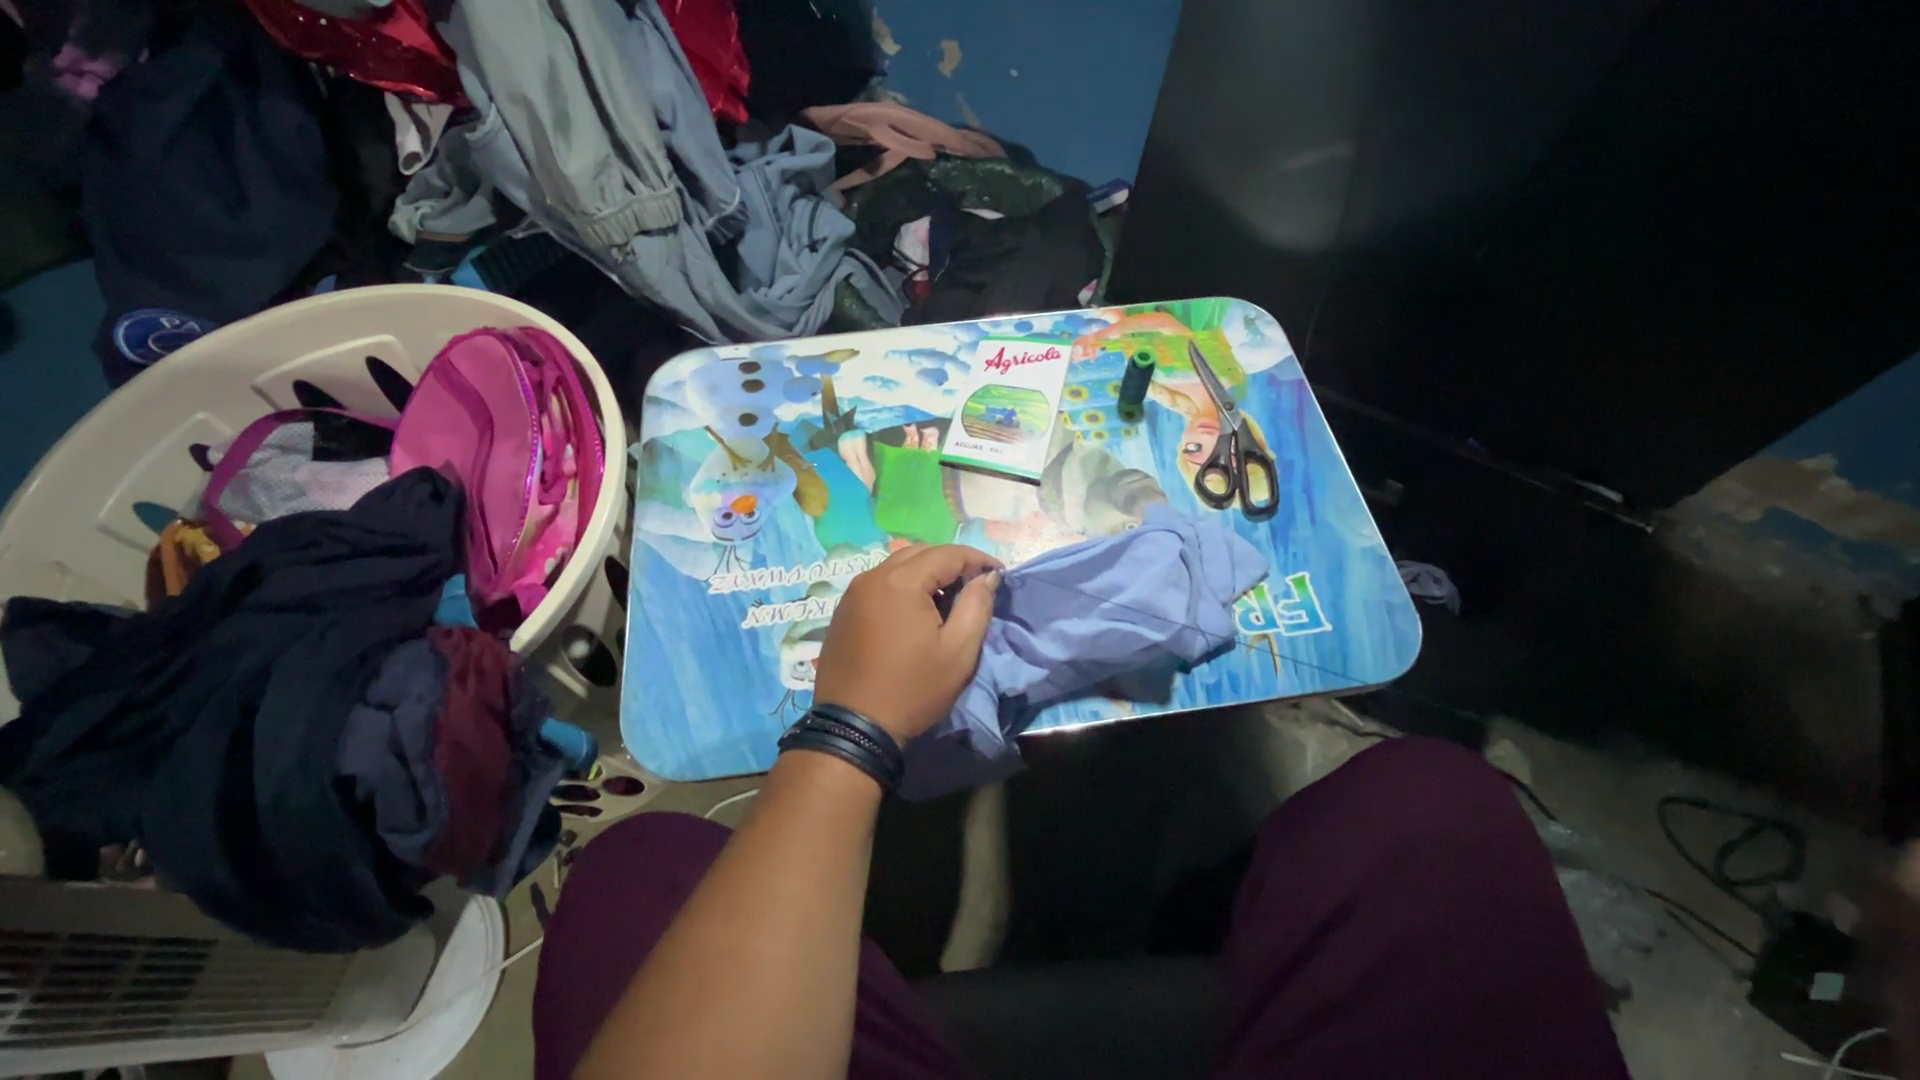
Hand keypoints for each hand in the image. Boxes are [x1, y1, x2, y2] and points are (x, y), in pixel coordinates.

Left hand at [813, 544, 1001, 743]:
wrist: (853, 728)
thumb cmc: (913, 689)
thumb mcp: (958, 651)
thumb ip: (977, 605)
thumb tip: (987, 576)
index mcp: (901, 581)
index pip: (948, 553)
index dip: (978, 560)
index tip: (999, 575)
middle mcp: (872, 576)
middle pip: (919, 553)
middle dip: (951, 563)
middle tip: (974, 586)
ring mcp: (852, 593)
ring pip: (897, 567)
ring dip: (925, 574)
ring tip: (947, 601)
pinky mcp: (843, 612)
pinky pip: (879, 585)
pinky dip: (902, 588)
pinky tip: (914, 614)